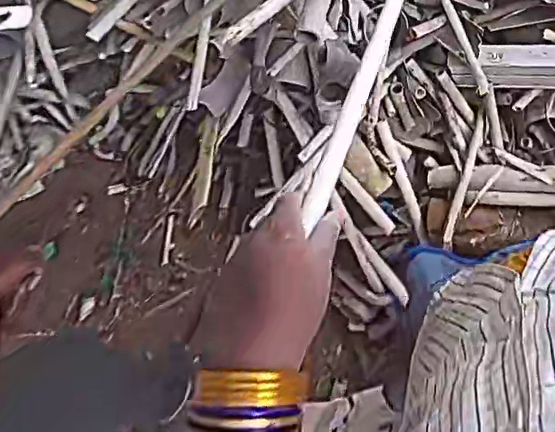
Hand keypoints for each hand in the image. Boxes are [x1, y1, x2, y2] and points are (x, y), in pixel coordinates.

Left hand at [191, 196, 337, 369]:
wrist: (252, 356)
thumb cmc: (291, 316)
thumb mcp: (321, 274)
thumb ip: (326, 238)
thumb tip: (332, 218)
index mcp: (282, 229)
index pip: (292, 198)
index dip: (304, 202)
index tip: (312, 207)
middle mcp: (255, 236)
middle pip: (273, 221)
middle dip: (286, 232)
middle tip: (302, 254)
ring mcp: (236, 256)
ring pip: (257, 244)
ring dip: (269, 254)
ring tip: (284, 283)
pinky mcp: (222, 278)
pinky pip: (242, 265)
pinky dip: (253, 274)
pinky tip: (265, 296)